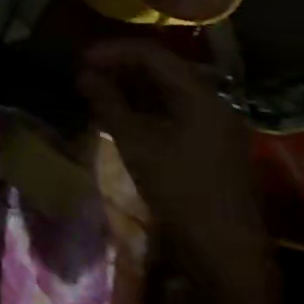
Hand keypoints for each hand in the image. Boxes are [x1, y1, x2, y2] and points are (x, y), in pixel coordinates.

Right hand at [76, 39, 260, 252]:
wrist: (223, 252)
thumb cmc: (179, 191)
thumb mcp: (136, 144)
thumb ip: (108, 103)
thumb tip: (84, 75)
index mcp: (199, 94)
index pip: (152, 54)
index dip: (112, 51)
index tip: (80, 59)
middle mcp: (212, 101)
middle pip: (162, 68)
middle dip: (120, 67)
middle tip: (85, 74)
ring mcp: (214, 123)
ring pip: (167, 90)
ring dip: (131, 87)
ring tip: (96, 92)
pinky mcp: (210, 144)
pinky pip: (174, 110)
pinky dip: (144, 107)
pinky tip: (120, 116)